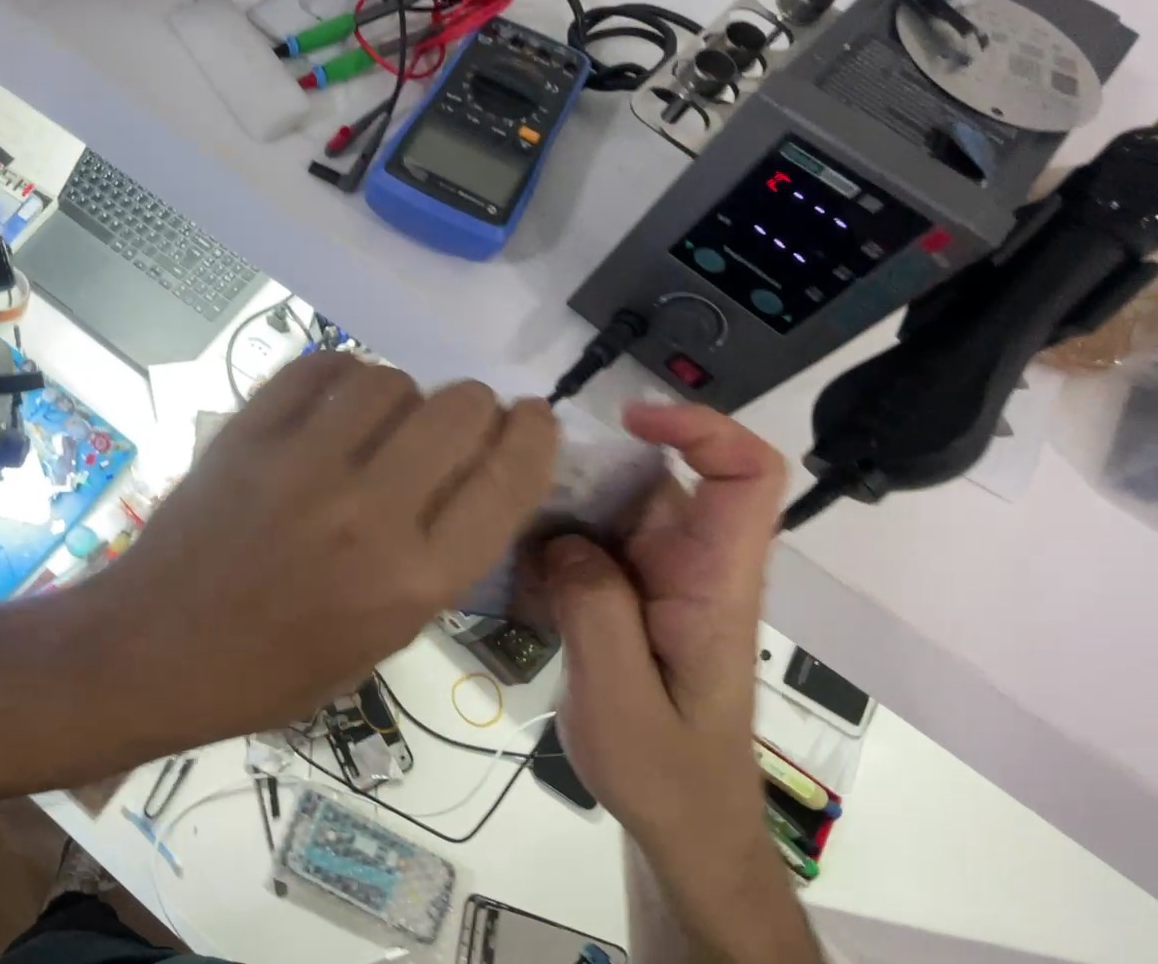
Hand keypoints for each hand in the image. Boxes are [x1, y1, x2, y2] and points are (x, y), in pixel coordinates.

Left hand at [96, 352, 558, 740]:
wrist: (156, 649)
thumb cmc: (272, 669)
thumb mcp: (381, 638)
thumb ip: (437, 558)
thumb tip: (471, 479)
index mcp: (414, 579)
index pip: (508, 476)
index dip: (531, 435)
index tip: (529, 419)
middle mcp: (370, 511)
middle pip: (459, 409)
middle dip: (472, 409)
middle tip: (450, 426)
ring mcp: (302, 464)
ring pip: (389, 379)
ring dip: (400, 395)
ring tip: (379, 423)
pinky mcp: (247, 433)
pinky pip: (318, 367)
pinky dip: (339, 375)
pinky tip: (331, 404)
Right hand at [539, 405, 811, 957]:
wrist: (681, 822)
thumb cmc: (665, 769)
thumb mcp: (621, 697)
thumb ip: (596, 610)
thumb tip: (562, 538)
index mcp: (715, 582)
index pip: (746, 477)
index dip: (701, 428)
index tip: (626, 420)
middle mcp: (692, 566)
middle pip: (656, 481)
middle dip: (587, 467)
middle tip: (512, 482)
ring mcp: (658, 581)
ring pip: (611, 510)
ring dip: (556, 506)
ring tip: (496, 524)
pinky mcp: (628, 598)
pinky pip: (588, 546)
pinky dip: (547, 543)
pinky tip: (507, 568)